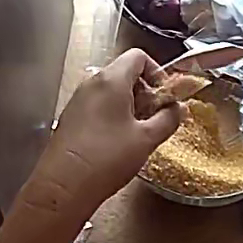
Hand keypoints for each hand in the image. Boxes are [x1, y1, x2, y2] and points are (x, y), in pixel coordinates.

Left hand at [18, 49, 182, 220]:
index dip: (157, 72)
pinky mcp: (70, 117)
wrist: (63, 186)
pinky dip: (113, 114)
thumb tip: (179, 108)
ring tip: (139, 132)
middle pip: (124, 72)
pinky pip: (97, 104)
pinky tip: (118, 141)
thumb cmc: (108, 158)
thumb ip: (168, 119)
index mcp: (111, 80)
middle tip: (156, 117)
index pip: (138, 56)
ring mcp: (78, 99)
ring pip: (111, 90)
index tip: (165, 97)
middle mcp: (92, 83)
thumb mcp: (146, 139)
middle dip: (145, 91)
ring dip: (130, 104)